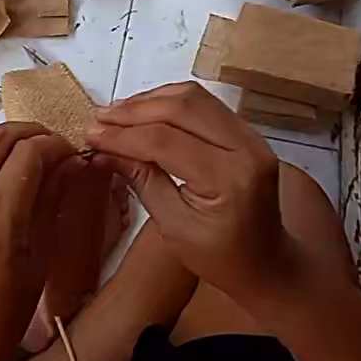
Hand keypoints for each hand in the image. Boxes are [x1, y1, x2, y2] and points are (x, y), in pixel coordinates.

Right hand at [82, 82, 291, 300]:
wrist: (269, 263)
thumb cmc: (220, 257)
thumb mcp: (173, 226)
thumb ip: (141, 180)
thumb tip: (102, 151)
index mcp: (229, 178)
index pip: (165, 141)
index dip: (123, 136)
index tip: (91, 136)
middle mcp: (246, 147)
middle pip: (180, 108)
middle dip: (132, 112)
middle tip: (98, 119)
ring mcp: (249, 135)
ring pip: (191, 97)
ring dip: (148, 101)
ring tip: (115, 114)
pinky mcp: (244, 130)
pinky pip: (202, 102)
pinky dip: (166, 101)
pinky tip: (142, 112)